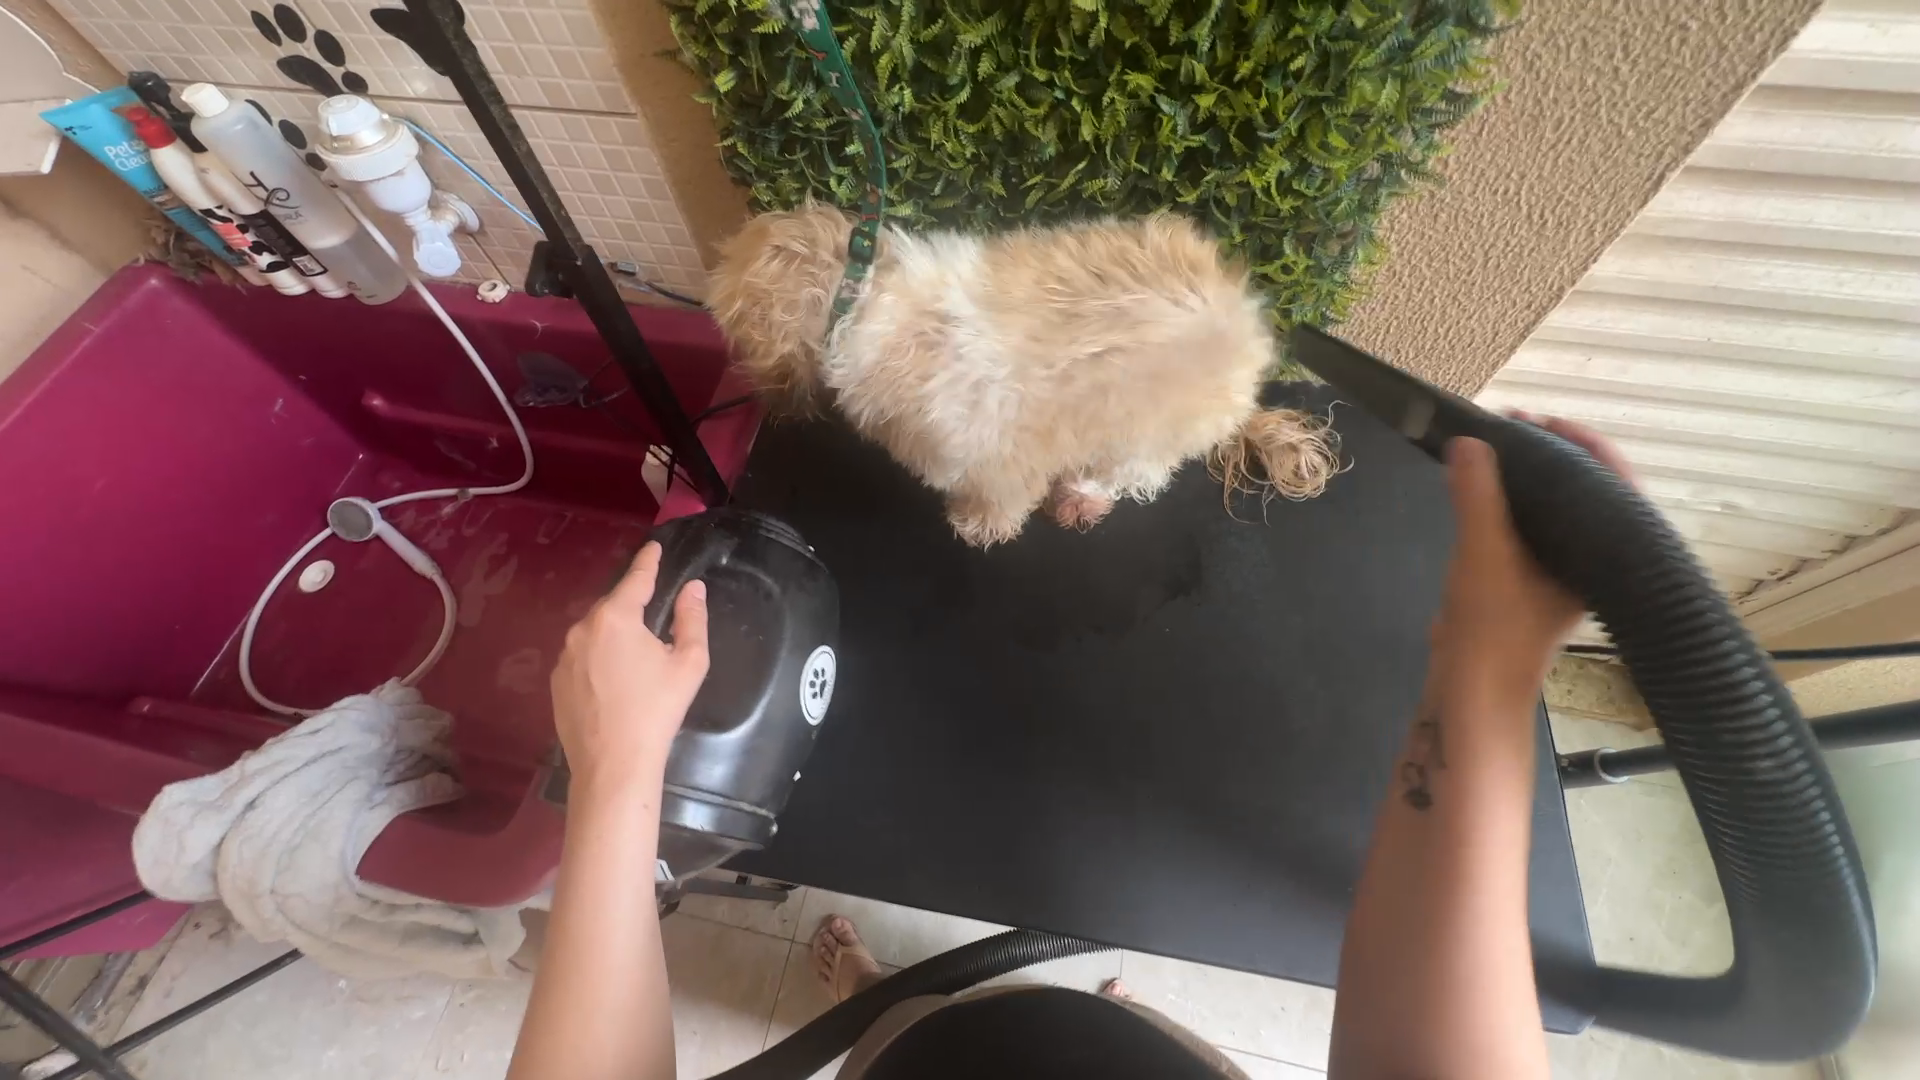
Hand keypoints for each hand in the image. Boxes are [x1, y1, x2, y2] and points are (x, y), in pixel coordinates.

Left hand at [550, 541, 709, 799]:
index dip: (649, 561)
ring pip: (596, 632)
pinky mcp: (557, 681)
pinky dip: (601, 656)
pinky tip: (618, 679)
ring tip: (640, 655)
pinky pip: (583, 655)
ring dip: (617, 633)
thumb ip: (692, 618)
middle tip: (657, 616)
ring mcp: (564, 656)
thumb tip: (693, 588)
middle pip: (614, 606)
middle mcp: (583, 629)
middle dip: (634, 605)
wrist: (613, 763)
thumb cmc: (658, 708)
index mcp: (616, 618)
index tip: (654, 546)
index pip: (636, 579)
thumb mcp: (689, 661)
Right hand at [1431, 418, 1631, 704]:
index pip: (1614, 477)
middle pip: (1585, 489)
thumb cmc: (1493, 623)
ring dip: (1526, 478)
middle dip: (1547, 453)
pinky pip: (1529, 528)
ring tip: (1491, 453)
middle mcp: (1595, 556)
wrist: (1474, 685)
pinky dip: (1509, 504)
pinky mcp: (1531, 581)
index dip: (1579, 440)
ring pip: (1555, 509)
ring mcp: (1563, 571)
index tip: (1534, 418)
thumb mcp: (1482, 553)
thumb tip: (1466, 443)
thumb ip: (1476, 496)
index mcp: (1607, 550)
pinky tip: (1481, 495)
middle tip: (1506, 429)